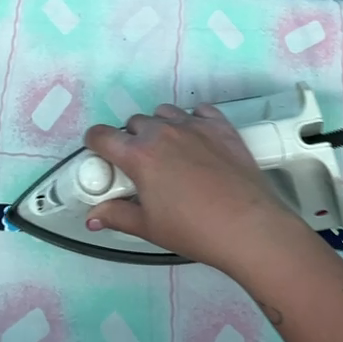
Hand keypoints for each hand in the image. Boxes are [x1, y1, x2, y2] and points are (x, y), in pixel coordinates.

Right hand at [82, 103, 305, 276]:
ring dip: (160, 127)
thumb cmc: (194, 230)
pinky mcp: (220, 125)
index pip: (101, 135)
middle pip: (134, 123)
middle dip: (132, 140)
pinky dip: (193, 121)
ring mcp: (193, 124)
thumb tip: (93, 216)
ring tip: (171, 153)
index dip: (95, 145)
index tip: (101, 156)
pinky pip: (198, 111)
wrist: (249, 227)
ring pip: (164, 113)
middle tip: (142, 168)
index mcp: (139, 155)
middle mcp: (162, 132)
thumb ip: (117, 215)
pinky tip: (198, 141)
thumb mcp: (149, 228)